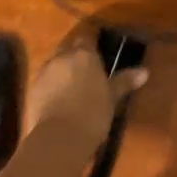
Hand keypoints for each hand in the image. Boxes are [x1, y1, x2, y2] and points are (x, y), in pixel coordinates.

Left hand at [26, 41, 145, 149]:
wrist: (58, 140)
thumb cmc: (92, 115)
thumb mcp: (112, 98)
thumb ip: (124, 81)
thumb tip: (144, 71)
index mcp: (84, 55)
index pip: (88, 35)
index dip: (93, 38)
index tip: (100, 44)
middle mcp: (62, 57)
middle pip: (69, 47)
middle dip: (77, 54)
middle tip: (89, 67)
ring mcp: (44, 72)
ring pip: (55, 63)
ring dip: (63, 69)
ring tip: (74, 85)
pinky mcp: (31, 90)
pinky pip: (45, 80)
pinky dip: (52, 85)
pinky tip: (59, 100)